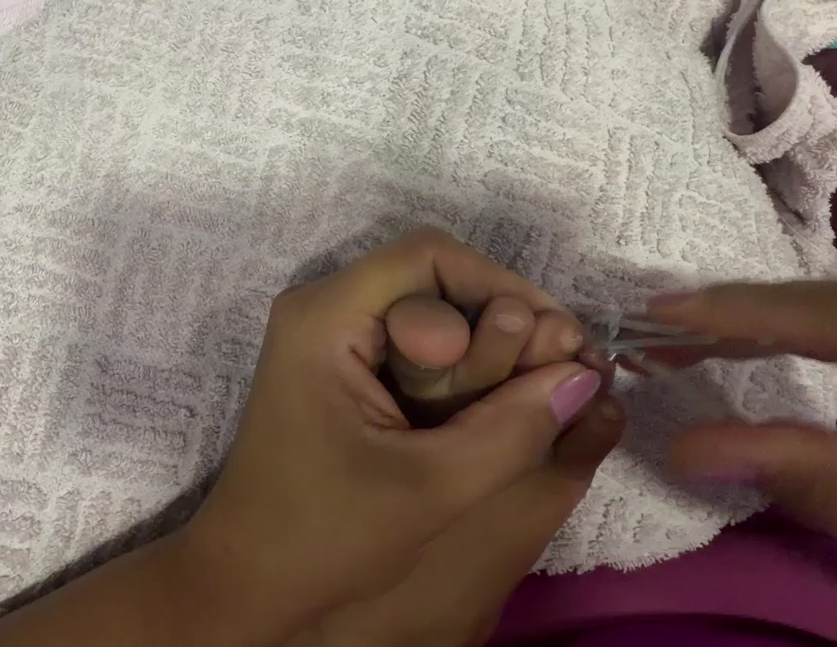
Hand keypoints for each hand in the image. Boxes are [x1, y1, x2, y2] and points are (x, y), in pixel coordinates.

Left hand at [182, 228, 619, 640]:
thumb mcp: (431, 487)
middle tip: (558, 374)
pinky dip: (457, 368)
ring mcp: (328, 332)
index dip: (502, 286)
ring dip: (482, 349)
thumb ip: (512, 428)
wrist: (252, 578)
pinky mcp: (339, 361)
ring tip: (533, 395)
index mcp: (325, 316)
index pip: (428, 258)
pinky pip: (410, 341)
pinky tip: (493, 406)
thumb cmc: (327, 535)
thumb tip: (584, 374)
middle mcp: (323, 306)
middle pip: (429, 280)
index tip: (559, 341)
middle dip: (498, 322)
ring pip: (425, 310)